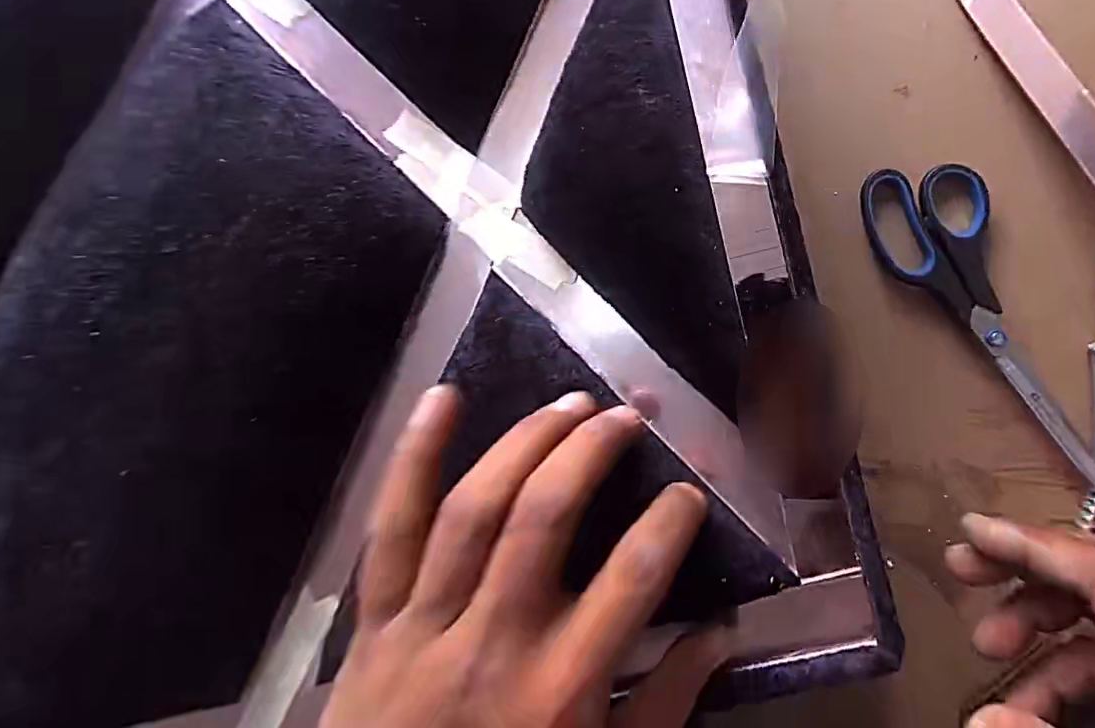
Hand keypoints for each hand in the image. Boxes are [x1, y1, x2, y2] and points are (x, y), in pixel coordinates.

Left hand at [321, 385, 731, 727]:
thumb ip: (669, 702)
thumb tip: (723, 630)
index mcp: (559, 690)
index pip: (632, 579)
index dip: (671, 519)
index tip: (691, 489)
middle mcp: (492, 646)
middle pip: (543, 519)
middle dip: (593, 451)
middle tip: (629, 415)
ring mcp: (422, 630)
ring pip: (473, 510)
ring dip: (527, 442)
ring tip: (573, 404)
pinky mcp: (371, 627)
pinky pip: (389, 532)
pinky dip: (413, 459)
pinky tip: (445, 397)